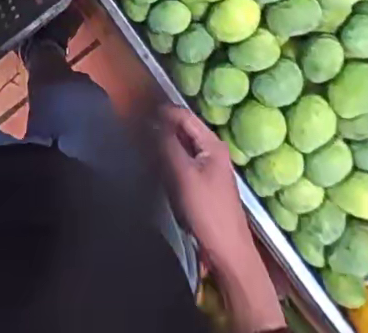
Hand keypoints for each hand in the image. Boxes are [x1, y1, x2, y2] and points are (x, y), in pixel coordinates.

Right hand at [158, 106, 283, 332]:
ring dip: (164, 144)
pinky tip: (158, 165)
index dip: (161, 112)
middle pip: (183, 129)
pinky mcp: (204, 181)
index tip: (139, 114)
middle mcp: (213, 150)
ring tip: (144, 145)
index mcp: (212, 143)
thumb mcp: (183, 174)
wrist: (229, 253)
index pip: (183, 115)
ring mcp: (209, 166)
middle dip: (162, 127)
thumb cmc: (208, 211)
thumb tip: (151, 121)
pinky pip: (183, 160)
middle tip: (138, 129)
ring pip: (182, 145)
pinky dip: (170, 158)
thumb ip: (167, 144)